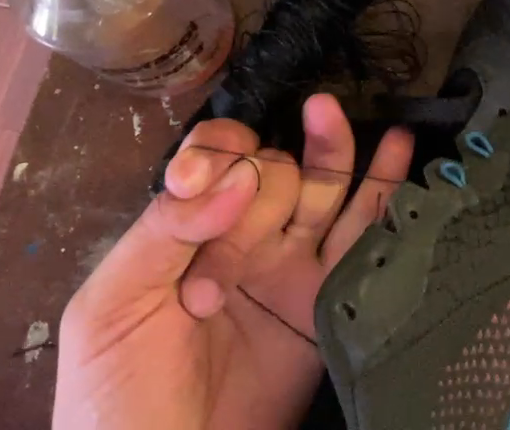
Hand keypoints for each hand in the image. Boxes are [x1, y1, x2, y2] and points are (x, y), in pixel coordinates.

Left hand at [54, 94, 412, 429]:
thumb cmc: (116, 395)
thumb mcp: (112, 305)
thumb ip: (165, 229)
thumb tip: (238, 179)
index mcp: (189, 228)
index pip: (216, 158)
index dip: (217, 155)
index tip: (199, 181)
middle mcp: (245, 234)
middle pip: (272, 174)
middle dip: (251, 205)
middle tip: (213, 286)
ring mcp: (291, 265)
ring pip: (321, 188)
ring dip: (330, 145)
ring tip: (328, 113)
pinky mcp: (331, 297)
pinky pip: (362, 235)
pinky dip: (383, 187)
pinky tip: (397, 145)